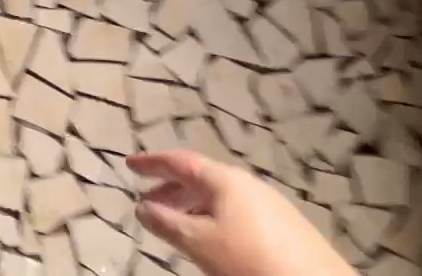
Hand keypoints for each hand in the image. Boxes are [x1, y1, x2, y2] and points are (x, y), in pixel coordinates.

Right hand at [127, 150, 355, 275]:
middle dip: (172, 189)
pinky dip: (218, 220)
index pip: (179, 161)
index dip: (151, 162)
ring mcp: (275, 208)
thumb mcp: (198, 243)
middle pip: (202, 179)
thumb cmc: (251, 260)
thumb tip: (142, 208)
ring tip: (179, 225)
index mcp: (225, 179)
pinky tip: (216, 240)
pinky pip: (242, 215)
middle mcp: (249, 185)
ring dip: (194, 207)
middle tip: (149, 202)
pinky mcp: (293, 232)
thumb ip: (164, 221)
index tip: (128, 164)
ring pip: (222, 199)